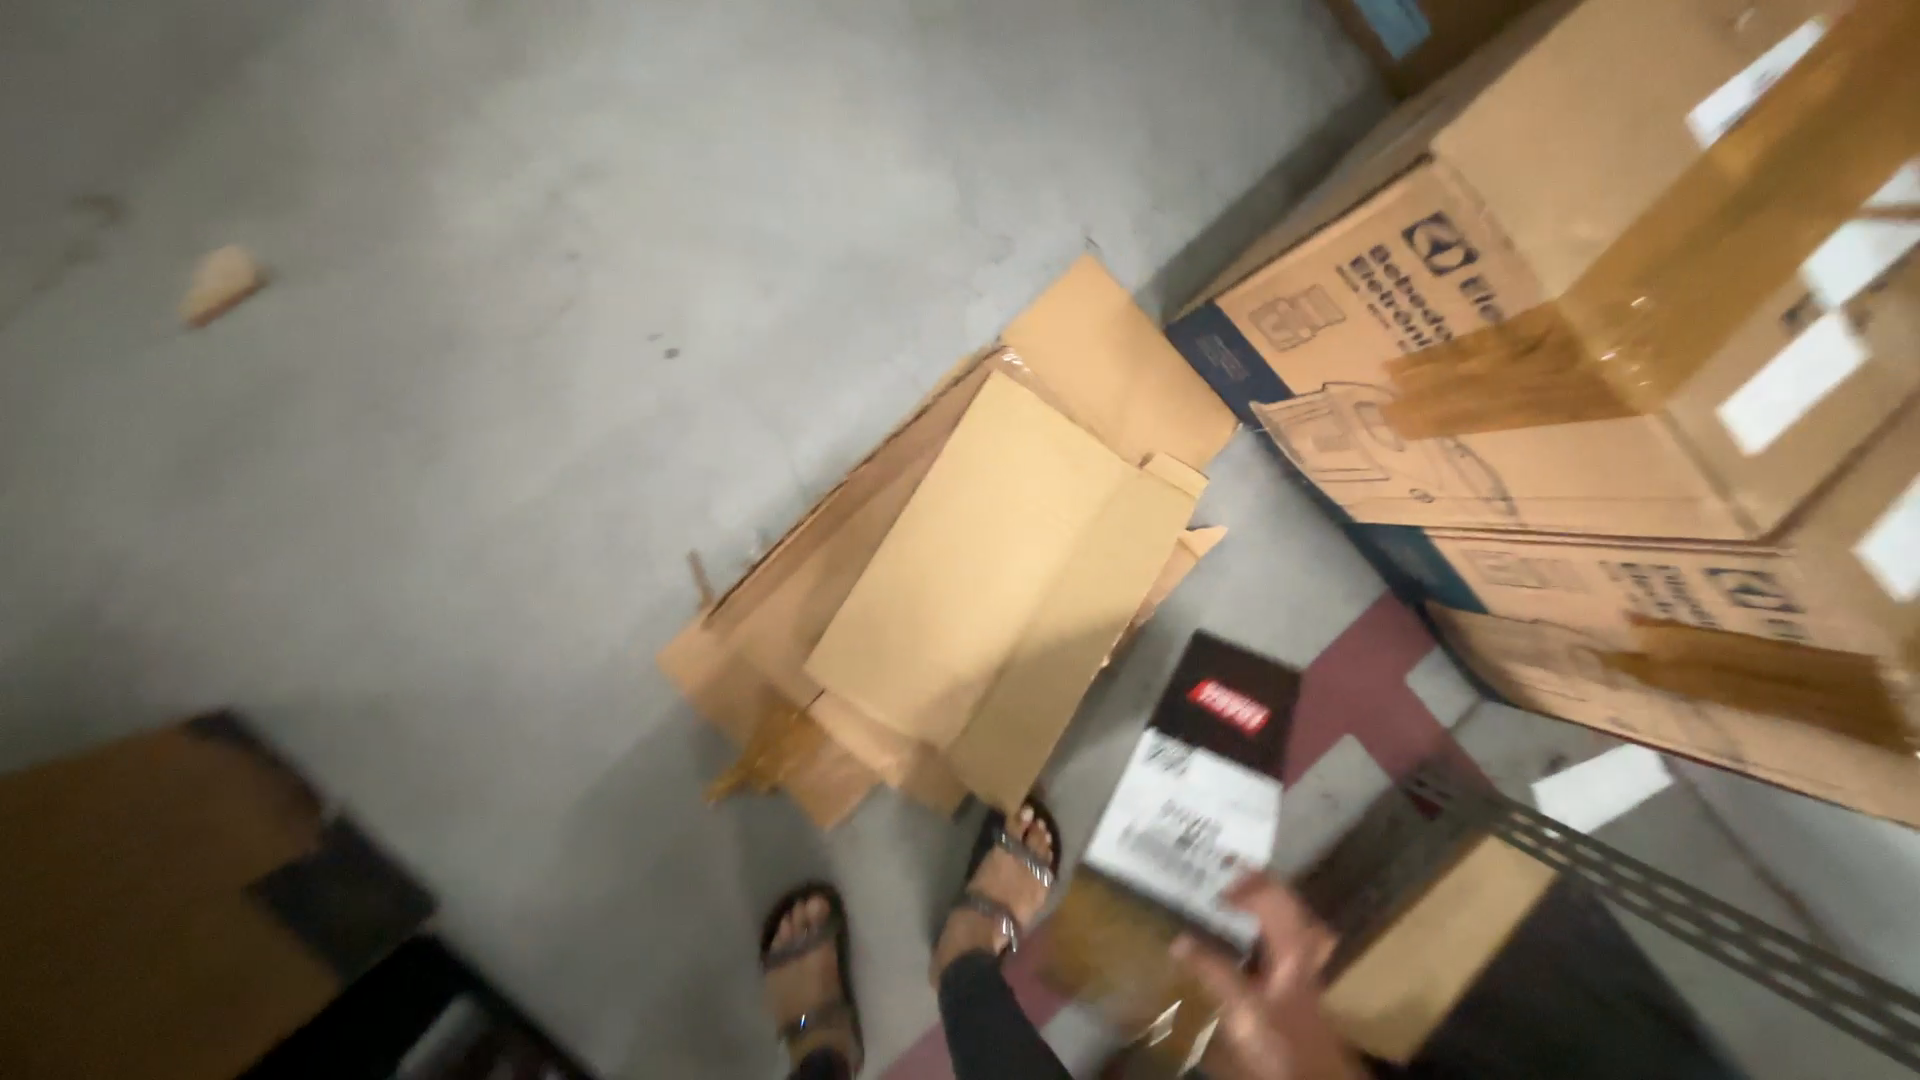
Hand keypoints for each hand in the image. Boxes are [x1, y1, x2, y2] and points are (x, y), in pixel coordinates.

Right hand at [1170, 874, 1362, 1079]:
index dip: (1242, 877)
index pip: (1270, 893)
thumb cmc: (1284, 1042)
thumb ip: (1213, 970)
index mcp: (1292, 944)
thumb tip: (1178, 939)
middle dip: (1249, 879)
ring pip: (1277, 917)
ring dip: (1251, 900)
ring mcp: (1296, 964)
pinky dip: (1250, 925)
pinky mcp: (1288, 982)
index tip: (1209, 870)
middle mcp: (1298, 946)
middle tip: (1213, 869)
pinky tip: (1227, 934)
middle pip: (1279, 898)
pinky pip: (1270, 938)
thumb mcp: (1244, 1007)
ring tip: (1216, 892)